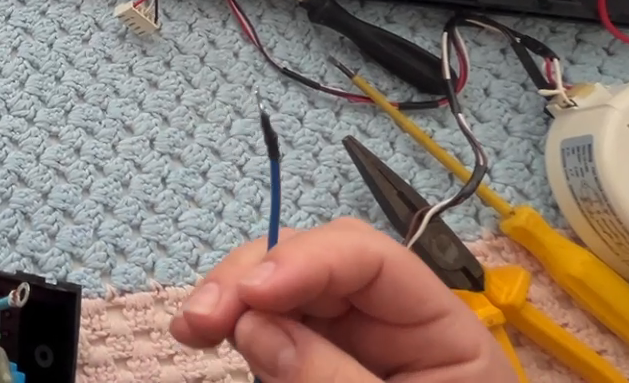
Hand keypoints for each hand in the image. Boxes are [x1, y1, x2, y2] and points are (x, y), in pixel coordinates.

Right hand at [170, 218, 513, 381]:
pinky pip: (265, 318)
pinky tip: (198, 331)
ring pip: (275, 280)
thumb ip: (334, 381)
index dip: (302, 260)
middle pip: (307, 258)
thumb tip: (254, 327)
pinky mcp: (311, 353)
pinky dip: (230, 321)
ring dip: (228, 296)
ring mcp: (345, 332)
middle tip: (202, 317)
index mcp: (437, 330)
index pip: (366, 257)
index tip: (251, 294)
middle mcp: (385, 315)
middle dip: (249, 277)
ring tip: (191, 327)